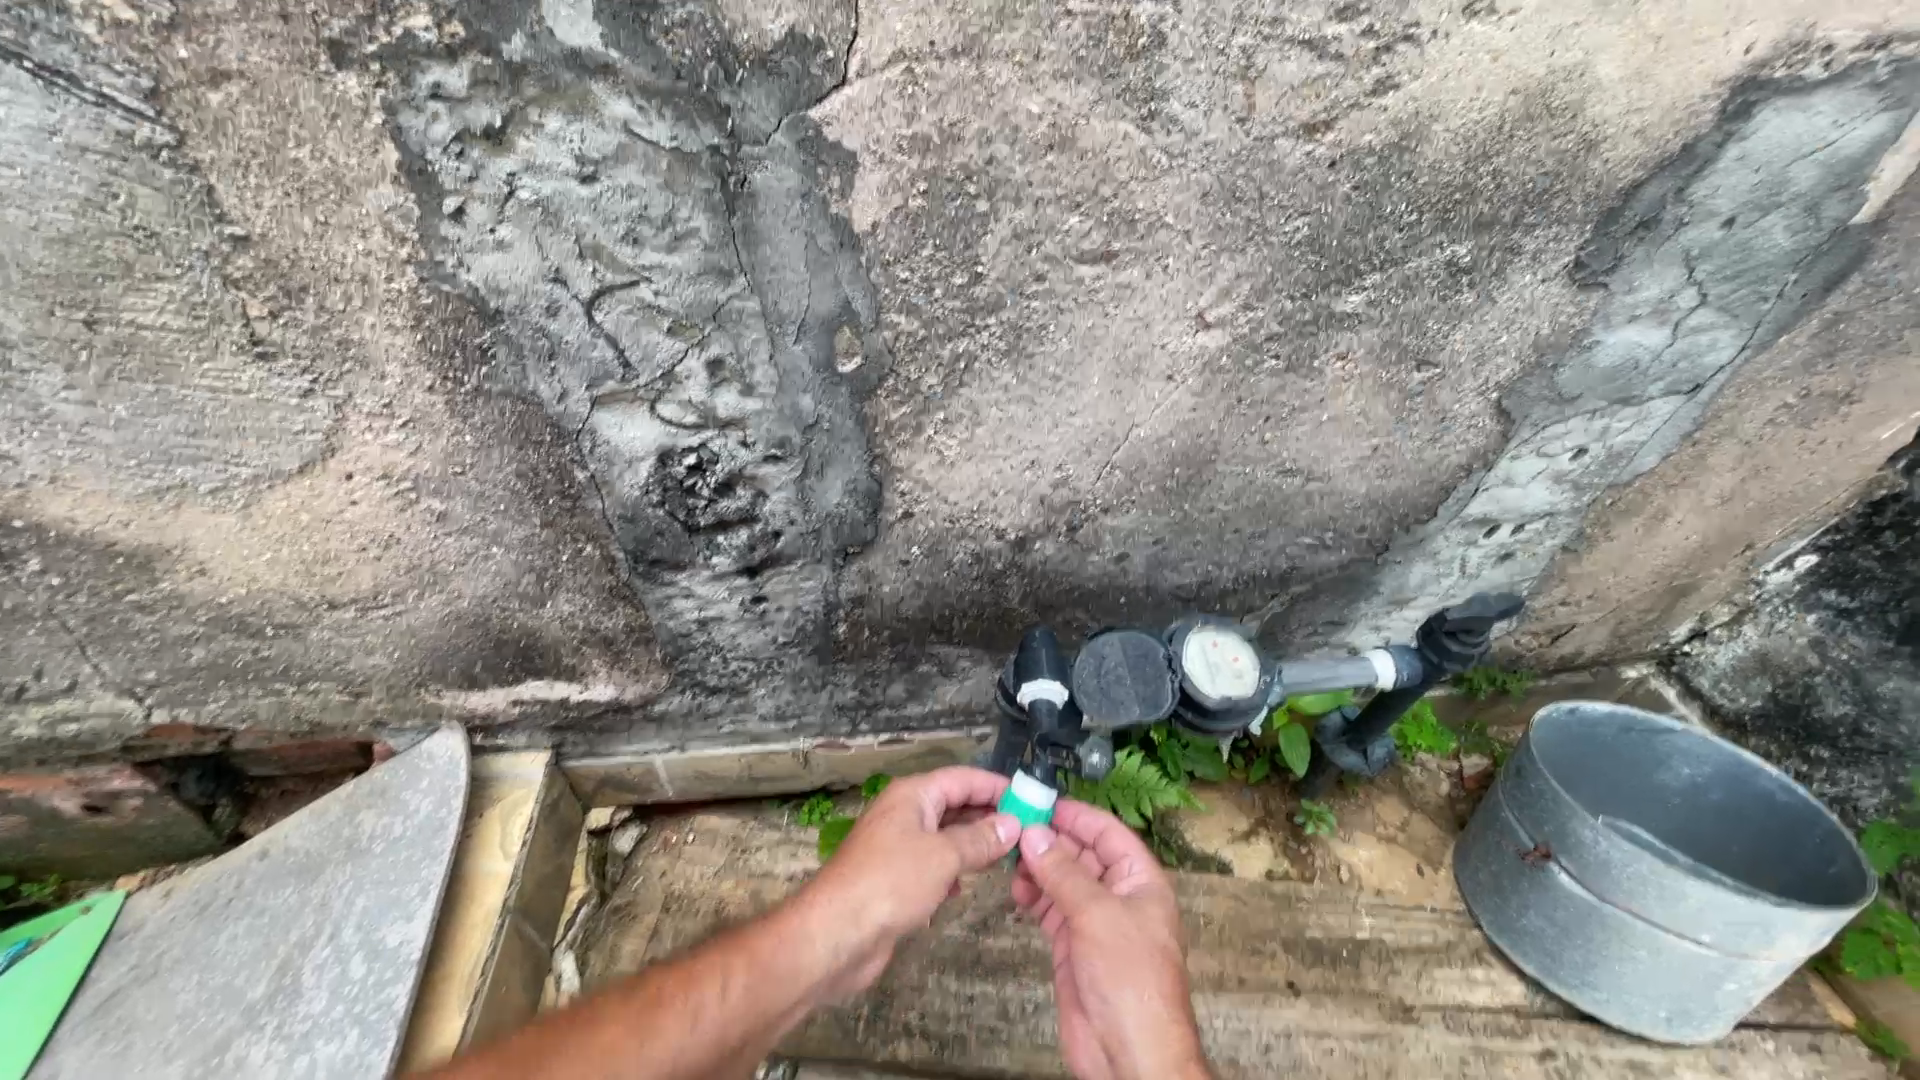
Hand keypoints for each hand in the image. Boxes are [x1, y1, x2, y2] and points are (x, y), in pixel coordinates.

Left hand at [798, 766, 1019, 997]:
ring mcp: (899, 847)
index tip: (1030, 798)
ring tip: (1008, 857)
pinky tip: (965, 887)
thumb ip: (979, 839)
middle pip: (955, 805)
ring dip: (973, 845)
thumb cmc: (889, 883)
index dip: (996, 785)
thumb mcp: (943, 856)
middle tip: (1028, 831)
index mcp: (913, 795)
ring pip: (946, 837)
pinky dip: (952, 871)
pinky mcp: (896, 880)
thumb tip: (1012, 823)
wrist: (835, 935)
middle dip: (989, 816)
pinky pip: (933, 865)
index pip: (963, 778)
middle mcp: (905, 814)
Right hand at [1011, 799, 1209, 1079]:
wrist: (1128, 1053)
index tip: (1044, 803)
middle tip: (1016, 826)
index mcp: (1140, 882)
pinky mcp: (1074, 946)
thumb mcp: (1098, 914)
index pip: (1108, 834)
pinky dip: (1032, 895)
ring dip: (1038, 867)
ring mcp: (1095, 922)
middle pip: (1082, 854)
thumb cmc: (1133, 984)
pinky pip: (1050, 908)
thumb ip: (1063, 872)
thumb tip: (1036, 835)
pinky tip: (1016, 887)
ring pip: (1062, 880)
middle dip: (1051, 840)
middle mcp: (1119, 897)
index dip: (1077, 816)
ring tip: (1012, 858)